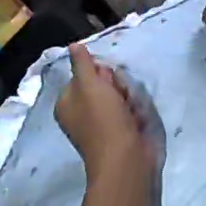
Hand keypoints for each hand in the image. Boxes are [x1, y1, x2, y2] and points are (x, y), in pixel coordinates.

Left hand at [55, 45, 153, 177]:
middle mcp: (80, 114)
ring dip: (129, 98)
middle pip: (102, 85)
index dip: (99, 73)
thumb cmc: (104, 119)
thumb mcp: (89, 85)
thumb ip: (82, 64)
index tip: (108, 80)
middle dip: (116, 86)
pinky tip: (137, 119)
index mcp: (67, 103)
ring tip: (132, 109)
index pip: (84, 74)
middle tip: (121, 95)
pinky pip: (128, 112)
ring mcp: (100, 125)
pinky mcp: (119, 133)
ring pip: (118, 97)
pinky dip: (135, 113)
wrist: (126, 158)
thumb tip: (74, 46)